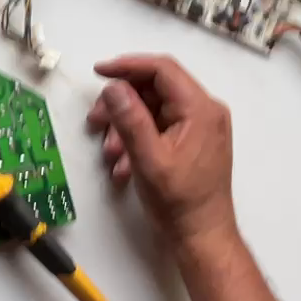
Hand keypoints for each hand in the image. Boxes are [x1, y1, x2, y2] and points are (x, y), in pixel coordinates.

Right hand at [86, 55, 237, 248]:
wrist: (200, 235)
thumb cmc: (178, 200)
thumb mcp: (148, 158)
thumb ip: (130, 119)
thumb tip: (113, 87)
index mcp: (200, 109)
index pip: (162, 69)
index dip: (127, 66)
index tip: (97, 72)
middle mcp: (204, 111)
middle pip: (154, 88)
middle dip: (121, 103)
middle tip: (95, 121)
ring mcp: (198, 126)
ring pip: (152, 108)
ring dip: (125, 125)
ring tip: (110, 153)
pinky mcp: (190, 140)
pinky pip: (158, 126)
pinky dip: (136, 138)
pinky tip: (123, 164)